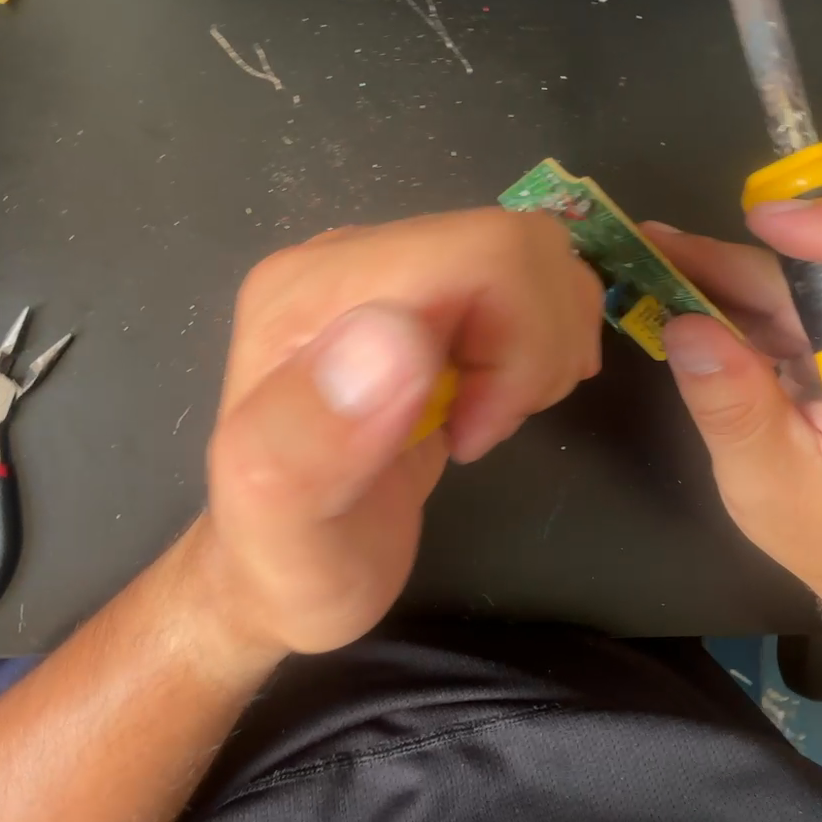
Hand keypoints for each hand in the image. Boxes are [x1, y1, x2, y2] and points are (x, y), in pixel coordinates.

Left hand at [194, 209, 601, 657]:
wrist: (286, 573)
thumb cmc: (288, 562)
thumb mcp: (283, 525)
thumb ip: (315, 435)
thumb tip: (395, 338)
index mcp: (308, 291)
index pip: (481, 255)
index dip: (516, 347)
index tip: (472, 434)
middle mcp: (345, 263)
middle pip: (516, 248)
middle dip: (534, 349)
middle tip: (482, 427)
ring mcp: (388, 281)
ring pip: (530, 262)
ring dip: (538, 350)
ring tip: (482, 418)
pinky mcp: (422, 308)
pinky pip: (521, 289)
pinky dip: (533, 348)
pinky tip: (488, 402)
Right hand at [645, 198, 821, 611]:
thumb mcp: (767, 481)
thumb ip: (732, 407)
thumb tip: (685, 328)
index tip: (769, 222)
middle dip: (758, 254)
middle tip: (669, 246)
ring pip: (814, 281)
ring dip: (732, 269)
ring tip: (657, 258)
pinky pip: (793, 303)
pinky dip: (733, 293)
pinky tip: (680, 285)